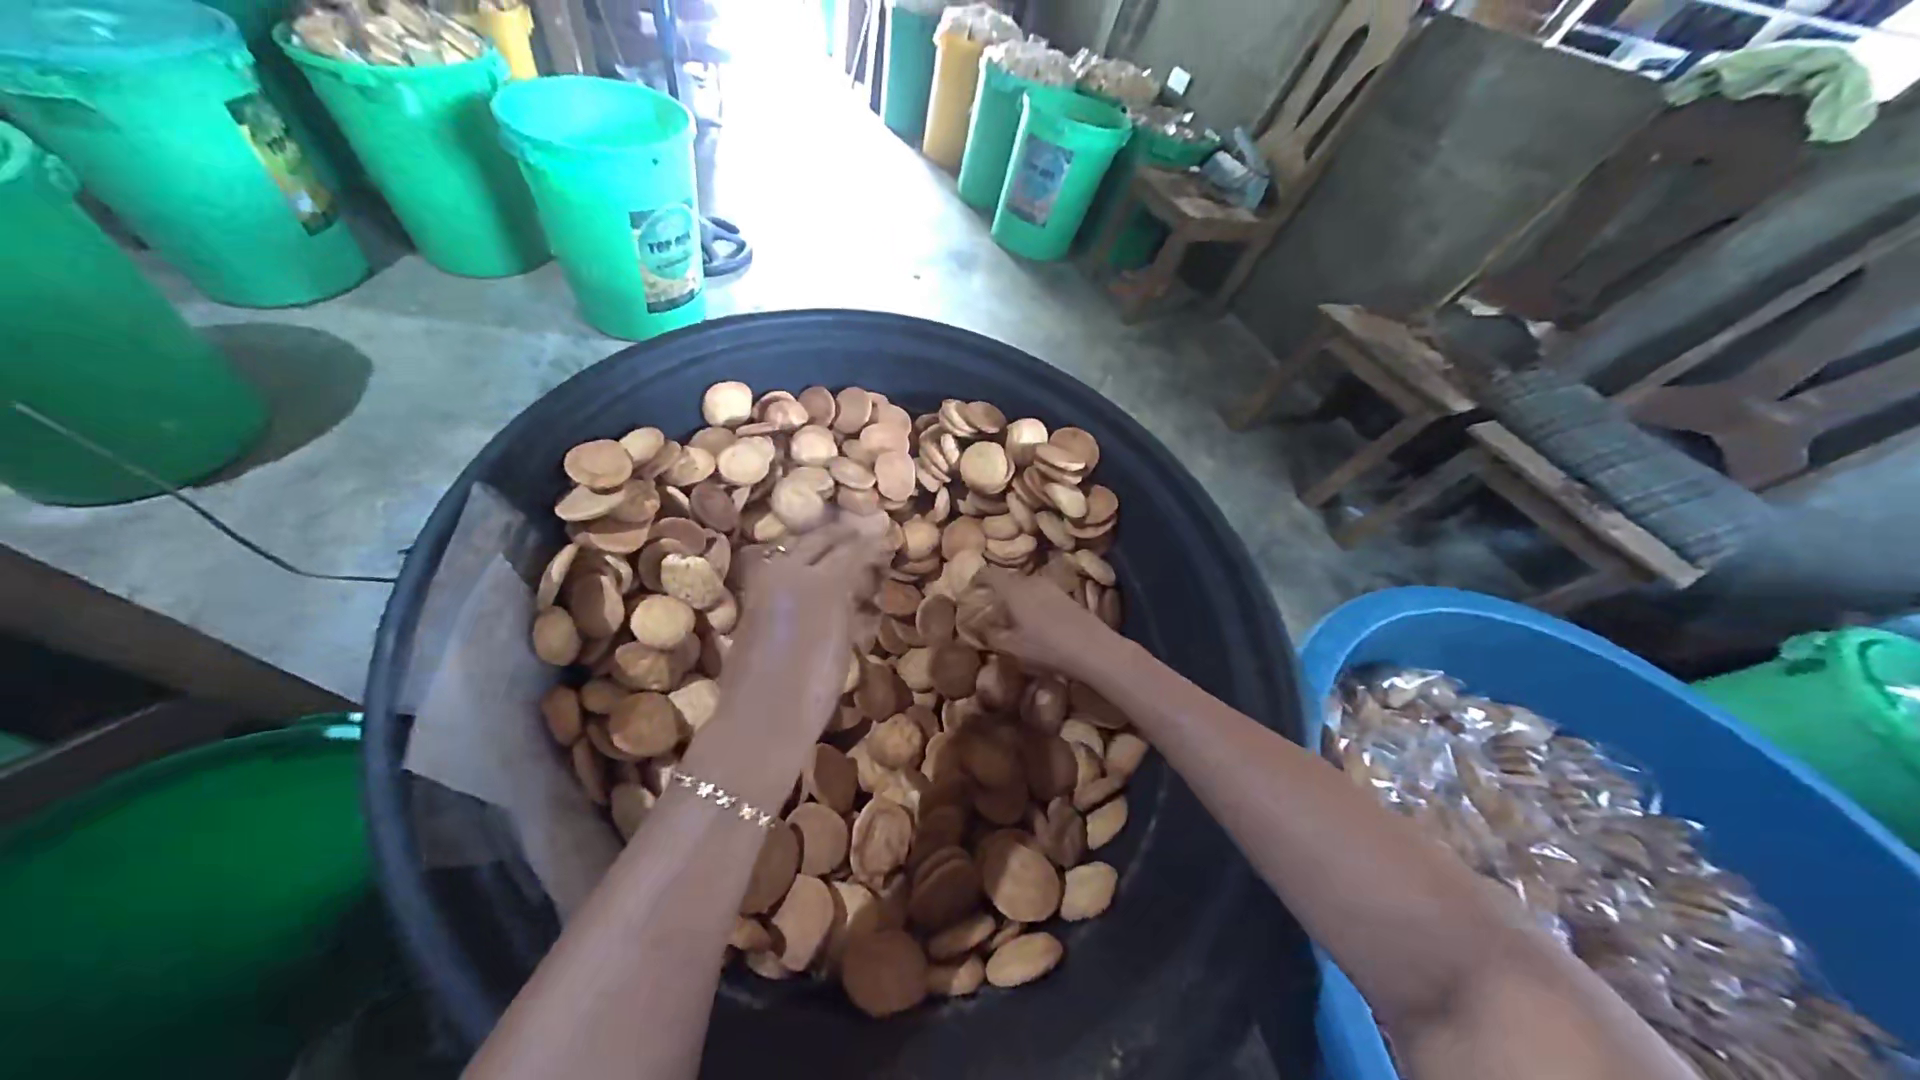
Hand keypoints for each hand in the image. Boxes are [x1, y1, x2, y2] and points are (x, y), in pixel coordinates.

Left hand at [723, 521, 885, 741]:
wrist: (762, 717)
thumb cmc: (814, 687)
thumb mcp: (843, 643)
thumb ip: (848, 607)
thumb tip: (856, 589)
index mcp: (821, 583)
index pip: (851, 551)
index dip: (870, 544)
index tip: (884, 538)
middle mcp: (790, 573)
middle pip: (818, 540)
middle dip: (841, 534)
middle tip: (859, 532)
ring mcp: (765, 585)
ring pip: (793, 549)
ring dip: (815, 543)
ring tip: (833, 545)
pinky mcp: (750, 601)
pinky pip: (778, 568)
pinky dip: (796, 562)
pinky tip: (806, 571)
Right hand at [974, 566, 1127, 683]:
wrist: (1094, 649)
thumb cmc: (1047, 648)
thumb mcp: (1012, 648)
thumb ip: (992, 635)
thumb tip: (979, 628)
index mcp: (1014, 590)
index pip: (989, 574)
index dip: (977, 580)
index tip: (970, 591)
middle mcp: (1032, 581)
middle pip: (1008, 579)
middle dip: (996, 590)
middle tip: (988, 606)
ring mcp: (1052, 587)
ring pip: (1026, 585)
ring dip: (1015, 596)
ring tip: (1010, 614)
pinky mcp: (1067, 596)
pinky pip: (1040, 593)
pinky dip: (1031, 601)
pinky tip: (1034, 620)